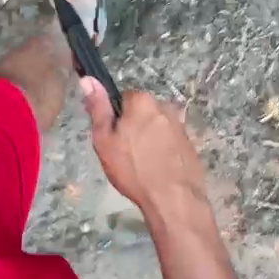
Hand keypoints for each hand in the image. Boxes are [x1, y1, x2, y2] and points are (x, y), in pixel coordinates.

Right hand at [79, 79, 208, 218]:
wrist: (173, 199)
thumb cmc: (133, 169)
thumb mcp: (105, 140)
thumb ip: (98, 109)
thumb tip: (88, 79)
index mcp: (142, 100)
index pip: (123, 100)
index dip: (116, 120)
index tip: (114, 140)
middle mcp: (164, 105)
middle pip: (141, 113)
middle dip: (134, 128)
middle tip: (125, 154)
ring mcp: (180, 125)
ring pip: (156, 128)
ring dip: (149, 140)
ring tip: (142, 166)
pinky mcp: (190, 144)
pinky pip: (171, 142)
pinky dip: (164, 152)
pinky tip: (158, 171)